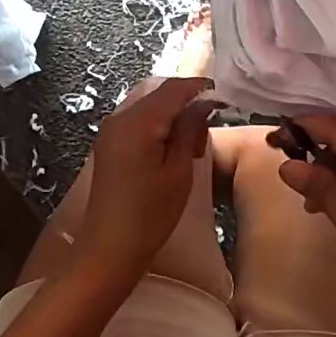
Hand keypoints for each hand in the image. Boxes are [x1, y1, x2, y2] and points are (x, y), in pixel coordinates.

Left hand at [78, 77, 218, 277]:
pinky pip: (138, 125)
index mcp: (138, 122)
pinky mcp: (109, 146)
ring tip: (192, 151)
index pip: (173, 89)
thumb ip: (190, 131)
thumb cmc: (150, 214)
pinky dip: (159, 131)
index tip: (226, 98)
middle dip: (187, 107)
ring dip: (174, 120)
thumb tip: (203, 103)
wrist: (110, 248)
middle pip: (160, 97)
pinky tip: (171, 155)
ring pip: (150, 110)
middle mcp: (119, 118)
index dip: (200, 88)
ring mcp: (110, 132)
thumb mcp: (179, 172)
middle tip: (206, 136)